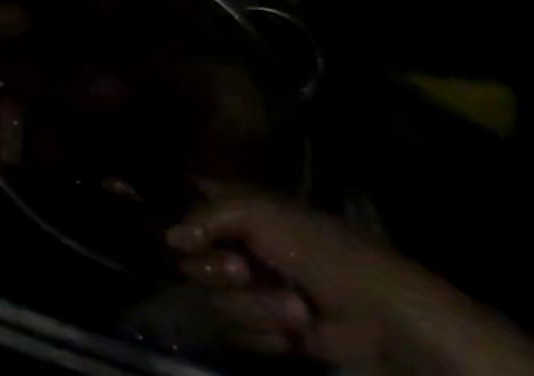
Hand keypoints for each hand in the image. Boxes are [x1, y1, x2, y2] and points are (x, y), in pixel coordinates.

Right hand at [167, 190, 533, 375]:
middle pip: (189, 258)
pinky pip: (236, 332)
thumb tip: (168, 238)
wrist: (379, 316)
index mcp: (234, 207)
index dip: (166, 210)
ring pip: (213, 299)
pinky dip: (264, 333)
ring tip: (292, 310)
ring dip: (252, 308)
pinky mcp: (264, 327)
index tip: (155, 221)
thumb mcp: (259, 215)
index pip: (184, 200)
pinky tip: (293, 333)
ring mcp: (248, 287)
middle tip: (242, 273)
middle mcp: (234, 244)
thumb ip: (206, 217)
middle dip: (215, 272)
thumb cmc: (320, 250)